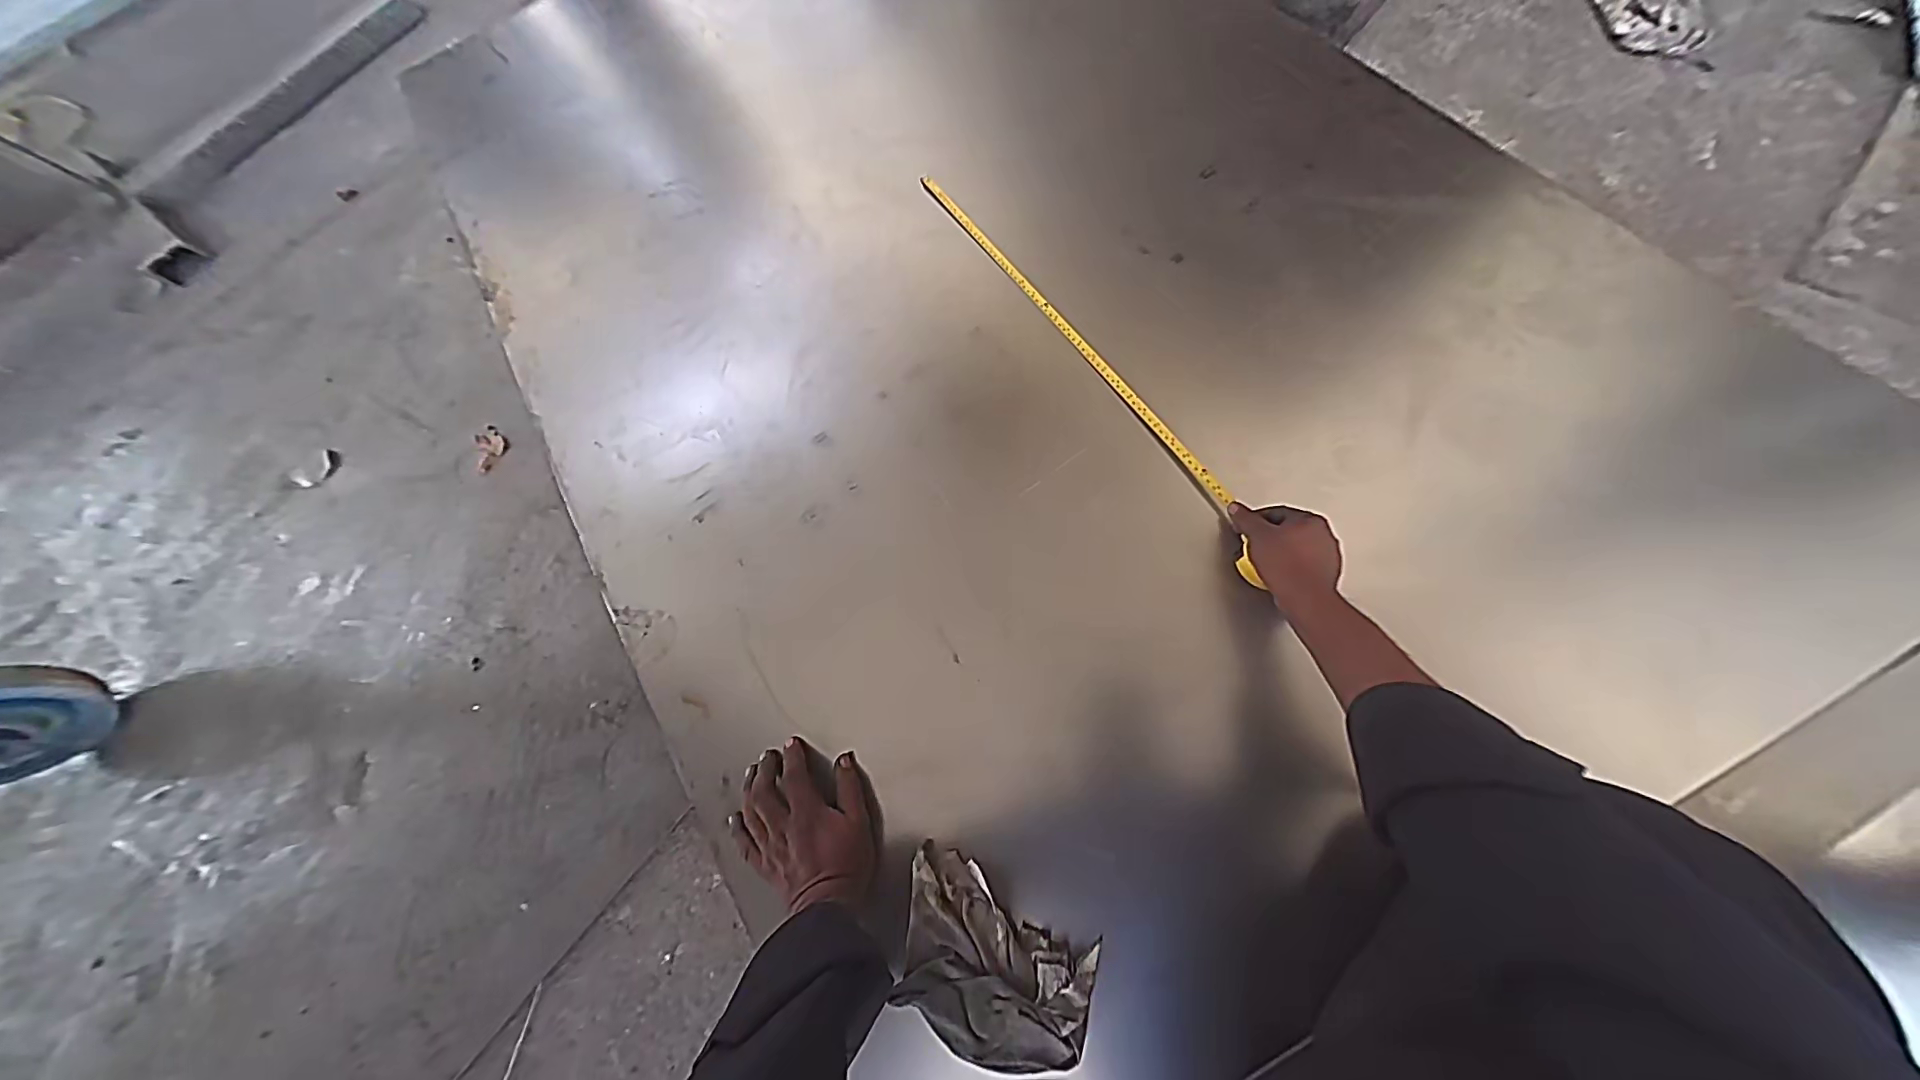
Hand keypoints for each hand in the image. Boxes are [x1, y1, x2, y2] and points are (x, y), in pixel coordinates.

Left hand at [731, 737, 875, 915]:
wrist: (829, 907)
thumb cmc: (847, 867)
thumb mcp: (860, 822)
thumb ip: (851, 789)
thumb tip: (844, 762)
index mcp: (807, 812)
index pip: (794, 775)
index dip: (792, 756)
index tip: (792, 745)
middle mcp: (784, 826)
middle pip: (765, 790)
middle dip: (765, 769)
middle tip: (768, 757)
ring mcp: (771, 846)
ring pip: (751, 811)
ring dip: (749, 790)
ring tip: (751, 776)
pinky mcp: (766, 865)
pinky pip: (745, 843)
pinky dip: (738, 828)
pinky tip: (736, 819)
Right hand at [1229, 502, 1342, 611]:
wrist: (1303, 596)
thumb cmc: (1287, 566)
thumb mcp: (1257, 536)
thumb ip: (1246, 519)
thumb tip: (1237, 510)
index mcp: (1311, 519)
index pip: (1277, 512)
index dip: (1255, 520)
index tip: (1245, 527)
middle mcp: (1324, 535)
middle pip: (1288, 530)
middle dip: (1269, 537)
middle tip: (1254, 546)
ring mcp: (1327, 555)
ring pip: (1296, 549)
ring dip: (1280, 553)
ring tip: (1265, 564)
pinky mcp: (1325, 574)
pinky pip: (1302, 565)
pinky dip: (1289, 568)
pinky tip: (1278, 576)